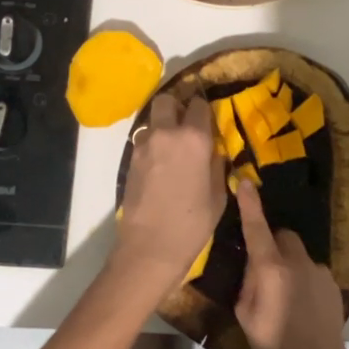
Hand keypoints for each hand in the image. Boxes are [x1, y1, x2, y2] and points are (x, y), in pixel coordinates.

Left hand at [116, 94, 225, 275]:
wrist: (150, 247)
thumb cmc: (192, 223)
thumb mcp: (218, 195)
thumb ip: (216, 165)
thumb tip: (214, 152)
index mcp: (194, 138)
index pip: (198, 105)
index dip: (204, 111)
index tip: (208, 122)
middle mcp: (166, 133)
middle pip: (167, 100)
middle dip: (177, 107)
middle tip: (186, 125)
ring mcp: (143, 146)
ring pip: (151, 120)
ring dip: (162, 126)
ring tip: (172, 147)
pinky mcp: (130, 160)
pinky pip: (143, 140)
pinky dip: (152, 144)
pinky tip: (161, 164)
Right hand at [234, 179, 348, 348]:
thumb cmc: (274, 347)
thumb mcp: (246, 314)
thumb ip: (249, 281)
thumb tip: (255, 266)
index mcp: (271, 269)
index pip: (257, 228)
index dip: (250, 204)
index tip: (245, 182)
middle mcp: (298, 262)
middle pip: (282, 236)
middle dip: (271, 244)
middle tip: (262, 272)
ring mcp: (319, 270)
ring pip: (297, 255)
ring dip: (288, 265)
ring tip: (283, 297)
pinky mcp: (333, 282)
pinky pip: (311, 271)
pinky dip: (302, 279)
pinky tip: (301, 307)